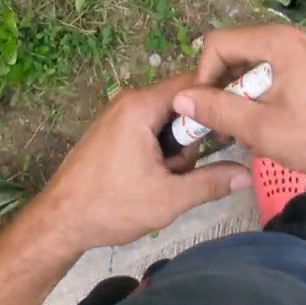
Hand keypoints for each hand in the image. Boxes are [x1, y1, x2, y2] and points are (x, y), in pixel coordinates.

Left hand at [31, 73, 252, 254]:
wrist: (59, 222)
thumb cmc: (112, 206)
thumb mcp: (168, 199)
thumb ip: (211, 183)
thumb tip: (247, 176)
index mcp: (142, 104)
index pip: (193, 83)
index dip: (217, 100)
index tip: (233, 123)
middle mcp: (130, 98)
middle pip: (180, 102)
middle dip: (190, 135)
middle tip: (182, 169)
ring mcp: (118, 111)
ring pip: (165, 117)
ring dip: (173, 145)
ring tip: (161, 178)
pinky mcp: (112, 126)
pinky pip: (148, 124)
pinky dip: (157, 146)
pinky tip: (148, 174)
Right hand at [172, 24, 305, 179]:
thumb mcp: (263, 129)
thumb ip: (219, 112)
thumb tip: (182, 99)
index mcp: (275, 41)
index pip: (217, 43)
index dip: (203, 77)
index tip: (206, 112)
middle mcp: (288, 36)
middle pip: (236, 53)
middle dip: (226, 90)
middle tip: (230, 127)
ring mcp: (304, 49)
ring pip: (255, 66)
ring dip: (246, 97)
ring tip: (256, 132)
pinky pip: (275, 72)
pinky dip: (266, 96)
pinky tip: (278, 127)